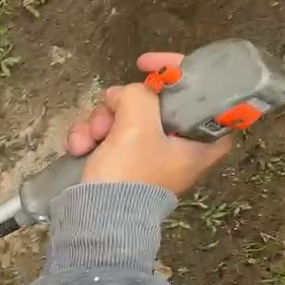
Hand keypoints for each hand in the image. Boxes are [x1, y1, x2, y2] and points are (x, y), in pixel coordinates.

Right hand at [66, 52, 231, 194]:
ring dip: (97, 123)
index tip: (143, 63)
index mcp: (205, 136)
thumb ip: (137, 97)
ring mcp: (147, 153)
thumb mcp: (136, 128)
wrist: (95, 221)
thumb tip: (124, 93)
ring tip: (87, 141)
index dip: (174, 70)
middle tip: (107, 119)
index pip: (201, 88)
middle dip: (120, 107)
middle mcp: (180, 142)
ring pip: (122, 117)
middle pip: (151, 102)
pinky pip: (105, 134)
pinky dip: (88, 137)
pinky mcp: (120, 162)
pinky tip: (79, 148)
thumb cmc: (128, 176)